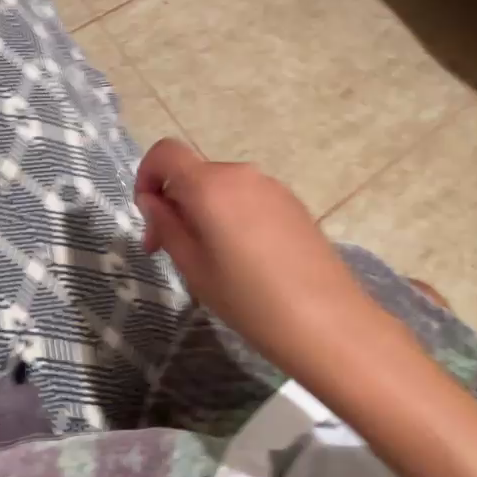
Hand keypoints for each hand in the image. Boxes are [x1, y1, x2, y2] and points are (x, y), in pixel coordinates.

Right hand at [134, 138, 378, 376]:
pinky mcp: (292, 203)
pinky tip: (246, 261)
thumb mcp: (195, 269)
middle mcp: (240, 173)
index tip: (148, 216)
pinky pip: (248, 198)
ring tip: (211, 262)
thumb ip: (167, 226)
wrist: (330, 324)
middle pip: (193, 173)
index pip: (165, 152)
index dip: (146, 175)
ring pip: (221, 187)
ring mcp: (271, 186)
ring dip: (204, 211)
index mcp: (210, 185)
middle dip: (175, 203)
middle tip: (170, 252)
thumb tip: (152, 201)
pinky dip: (232, 216)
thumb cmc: (251, 301)